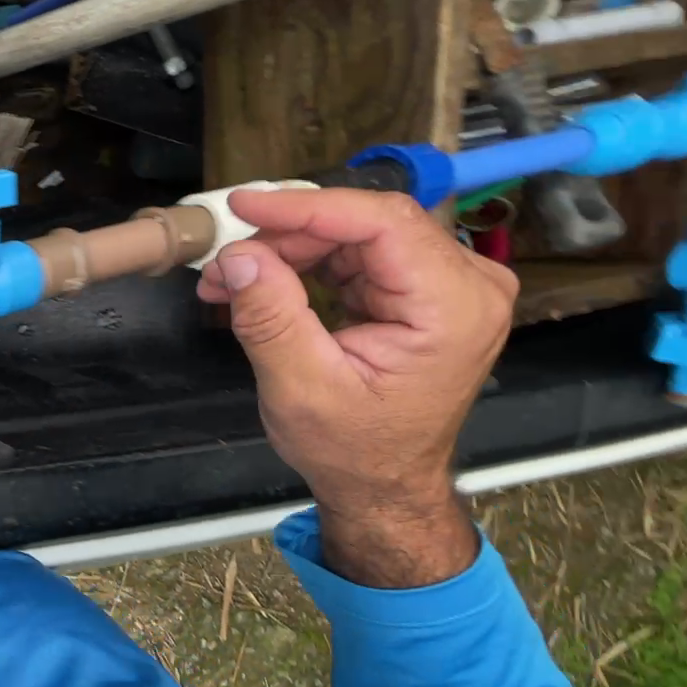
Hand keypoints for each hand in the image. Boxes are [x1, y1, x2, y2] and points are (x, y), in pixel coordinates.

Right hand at [196, 189, 517, 586]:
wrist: (380, 481)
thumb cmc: (349, 446)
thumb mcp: (299, 387)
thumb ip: (270, 318)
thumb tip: (236, 258)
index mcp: (451, 306)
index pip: (380, 224)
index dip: (306, 207)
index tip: (241, 205)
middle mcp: (465, 283)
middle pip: (366, 225)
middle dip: (286, 238)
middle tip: (221, 268)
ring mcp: (445, 285)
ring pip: (356, 237)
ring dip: (287, 252)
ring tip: (228, 282)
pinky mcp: (420, 293)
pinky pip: (356, 258)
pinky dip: (302, 266)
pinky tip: (259, 285)